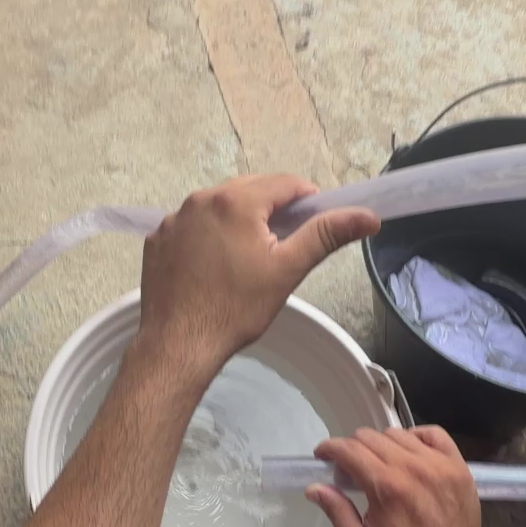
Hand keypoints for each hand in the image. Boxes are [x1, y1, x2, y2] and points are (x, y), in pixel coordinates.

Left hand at [133, 174, 378, 375]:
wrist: (178, 344)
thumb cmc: (236, 309)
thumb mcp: (287, 270)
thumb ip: (326, 234)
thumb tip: (368, 215)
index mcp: (235, 201)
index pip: (284, 183)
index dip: (307, 199)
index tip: (316, 222)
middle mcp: (199, 199)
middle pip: (250, 189)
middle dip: (272, 208)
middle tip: (284, 242)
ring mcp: (173, 219)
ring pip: (218, 205)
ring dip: (239, 219)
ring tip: (250, 254)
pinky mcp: (157, 239)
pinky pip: (191, 225)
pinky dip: (208, 234)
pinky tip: (214, 264)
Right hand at [306, 426, 480, 526]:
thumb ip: (337, 513)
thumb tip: (314, 488)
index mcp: (385, 486)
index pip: (348, 449)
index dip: (329, 448)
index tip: (323, 457)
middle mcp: (411, 466)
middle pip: (368, 436)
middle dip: (352, 448)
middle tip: (352, 468)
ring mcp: (437, 463)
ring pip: (396, 433)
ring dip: (381, 444)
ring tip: (381, 464)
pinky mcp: (456, 465)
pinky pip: (432, 433)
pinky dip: (416, 437)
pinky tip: (410, 452)